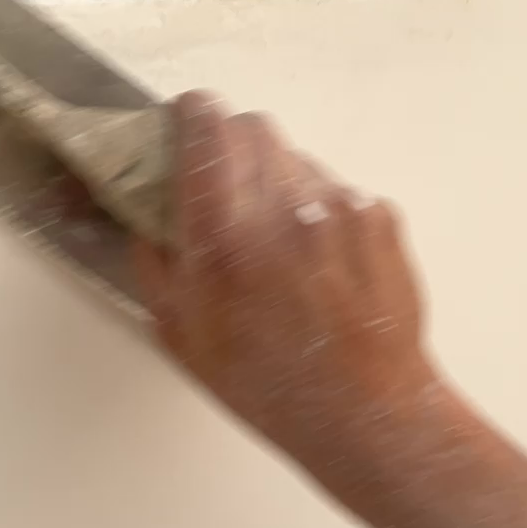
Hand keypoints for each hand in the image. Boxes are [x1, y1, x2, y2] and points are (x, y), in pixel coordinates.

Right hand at [133, 92, 438, 489]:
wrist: (366, 415)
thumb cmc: (260, 379)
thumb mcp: (177, 328)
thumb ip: (152, 258)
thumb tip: (148, 212)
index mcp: (222, 230)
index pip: (205, 125)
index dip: (190, 112)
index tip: (185, 123)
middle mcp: (280, 202)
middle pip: (251, 124)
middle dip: (230, 140)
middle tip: (226, 183)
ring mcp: (338, 204)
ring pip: (294, 155)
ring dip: (274, 177)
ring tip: (279, 235)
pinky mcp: (378, 214)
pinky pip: (335, 187)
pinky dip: (318, 206)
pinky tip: (321, 258)